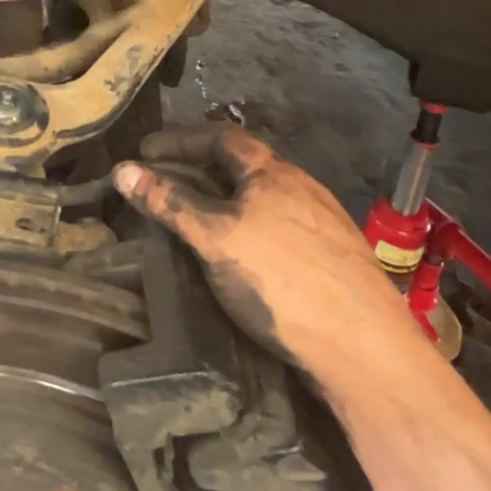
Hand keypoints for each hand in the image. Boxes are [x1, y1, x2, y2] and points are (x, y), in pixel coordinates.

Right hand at [112, 123, 425, 375]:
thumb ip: (170, 202)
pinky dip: (246, 224)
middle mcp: (302, 188)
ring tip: (193, 217)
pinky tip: (239, 251)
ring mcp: (323, 224)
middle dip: (198, 168)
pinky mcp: (334, 260)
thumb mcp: (215, 238)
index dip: (180, 139)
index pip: (220, 136)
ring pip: (262, 197)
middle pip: (242, 165)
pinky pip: (278, 225)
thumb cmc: (282, 281)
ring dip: (224, 198)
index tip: (145, 152)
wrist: (369, 353)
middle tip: (162, 183)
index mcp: (273, 173)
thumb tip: (122, 168)